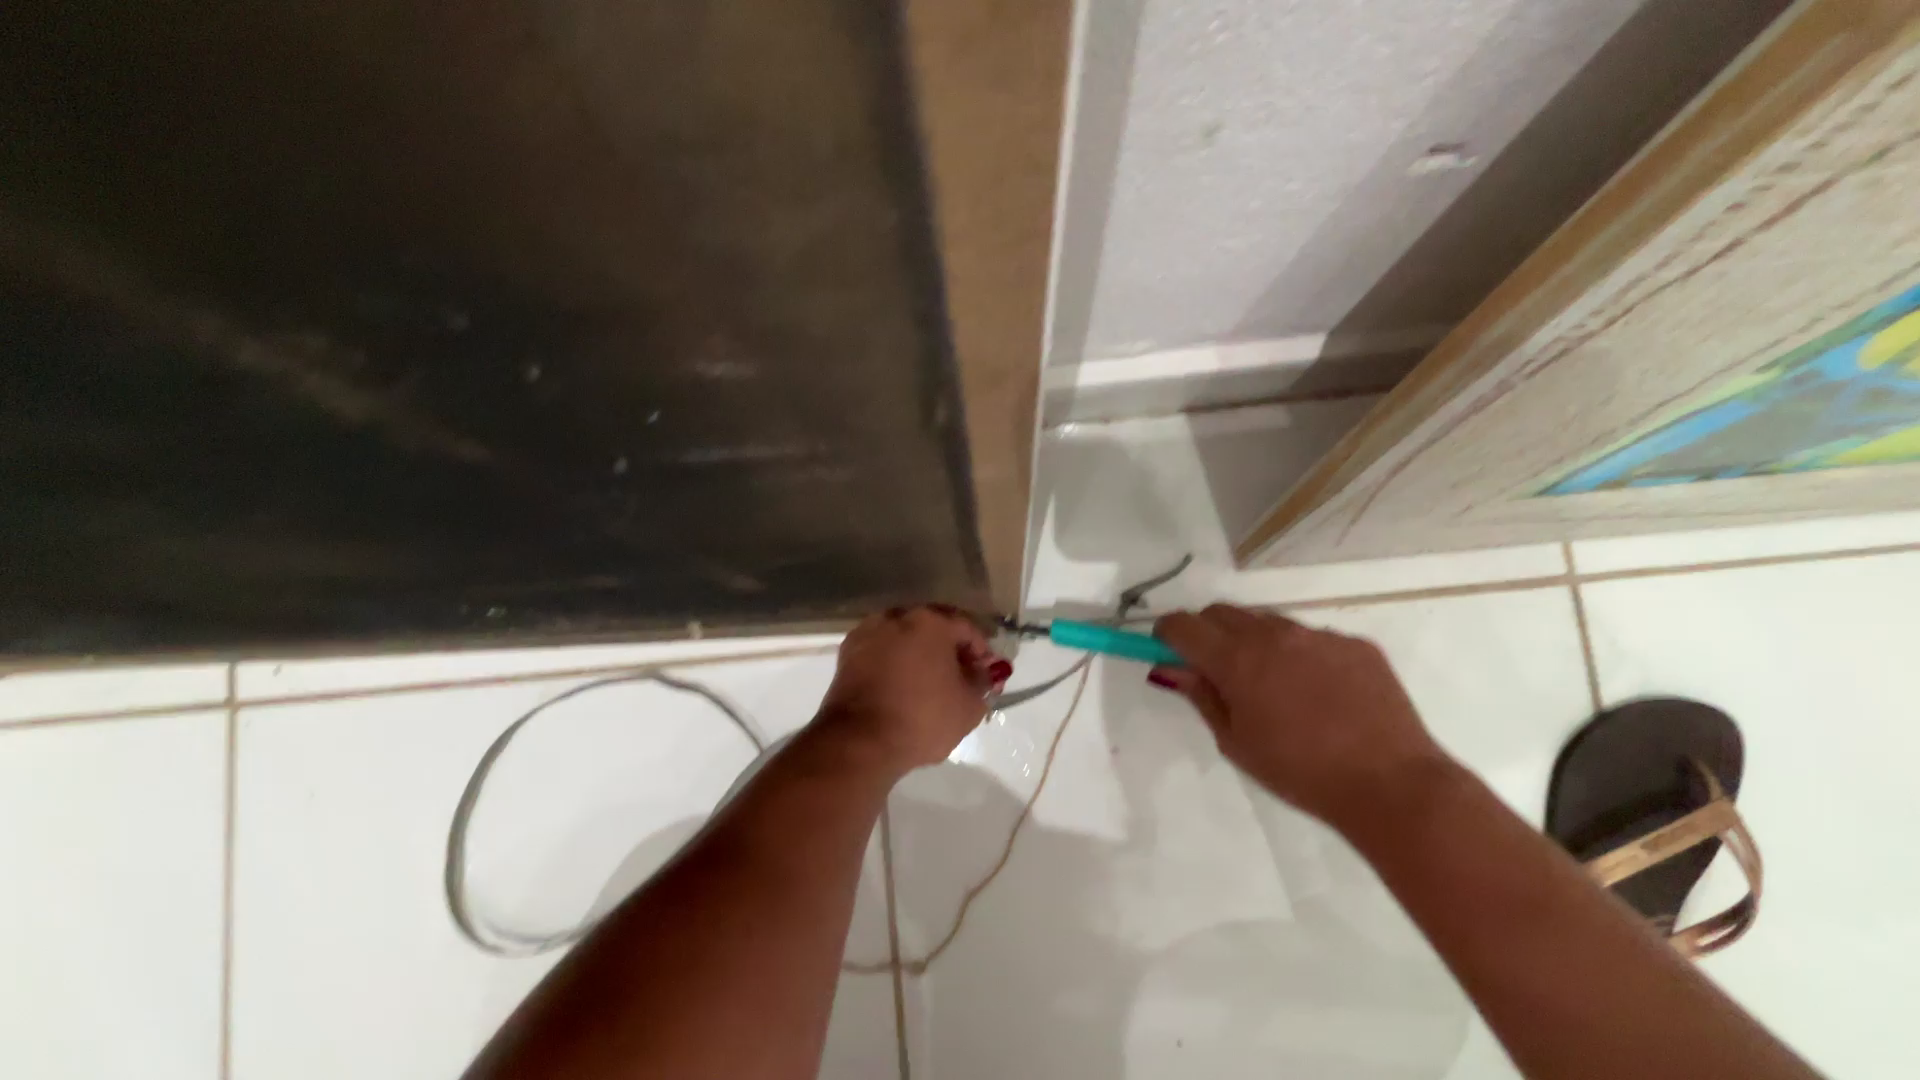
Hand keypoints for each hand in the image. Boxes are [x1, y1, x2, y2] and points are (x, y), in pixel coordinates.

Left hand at [816, 605, 1010, 773]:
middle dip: (950, 650)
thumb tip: (983, 671)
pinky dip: (895, 664)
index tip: (987, 675)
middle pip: (933, 628)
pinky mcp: (847, 654)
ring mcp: (867, 633)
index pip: (967, 628)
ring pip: (904, 638)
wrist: (859, 742)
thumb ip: (983, 681)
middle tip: (961, 678)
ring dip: (920, 655)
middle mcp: (896, 617)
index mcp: (930, 621)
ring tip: (930, 685)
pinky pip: (882, 652)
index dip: (982, 652)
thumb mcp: (969, 705)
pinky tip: (902, 687)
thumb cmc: (922, 718)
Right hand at [1150, 604, 1449, 826]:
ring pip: (1269, 621)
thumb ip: (1201, 696)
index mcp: (1237, 659)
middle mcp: (1275, 634)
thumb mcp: (1236, 743)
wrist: (1390, 784)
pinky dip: (1300, 655)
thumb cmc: (1300, 772)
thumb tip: (1172, 668)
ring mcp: (1319, 635)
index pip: (1184, 625)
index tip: (1167, 649)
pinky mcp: (1356, 644)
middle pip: (1223, 612)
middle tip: (1214, 668)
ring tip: (1271, 684)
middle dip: (1208, 631)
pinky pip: (1313, 638)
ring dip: (1254, 640)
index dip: (1168, 633)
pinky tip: (1318, 693)